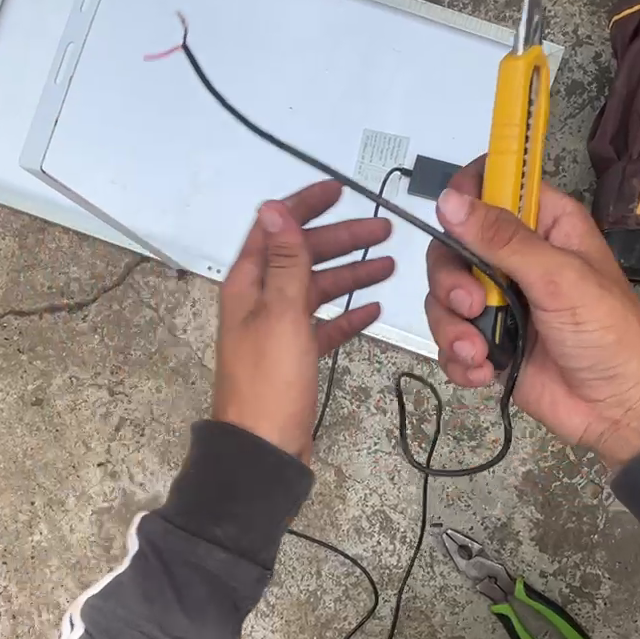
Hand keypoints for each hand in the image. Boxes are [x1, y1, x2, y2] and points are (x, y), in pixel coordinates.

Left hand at [213, 179, 392, 462]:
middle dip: (342, 239)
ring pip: (318, 291)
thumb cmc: (270, 380)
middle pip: (303, 258)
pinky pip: (324, 326)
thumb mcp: (281, 314)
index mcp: (250, 285)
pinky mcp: (296, 358)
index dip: (306, 206)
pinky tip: (373, 309)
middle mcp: (261, 302)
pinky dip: (348, 316)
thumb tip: (275, 207)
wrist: (263, 448)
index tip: (341, 190)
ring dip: (351, 275)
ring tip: (390, 264)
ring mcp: (279, 331)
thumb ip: (284, 261)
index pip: (276, 229)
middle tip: (385, 229)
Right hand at [424, 162, 639, 469]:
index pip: (493, 186)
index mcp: (545, 227)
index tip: (450, 216)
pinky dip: (459, 360)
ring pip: (444, 299)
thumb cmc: (609, 335)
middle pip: (452, 249)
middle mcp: (516, 260)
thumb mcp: (559, 279)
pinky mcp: (489, 345)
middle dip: (451, 282)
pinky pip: (450, 342)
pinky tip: (484, 373)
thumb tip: (449, 200)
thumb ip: (503, 240)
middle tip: (471, 308)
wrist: (617, 408)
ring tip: (479, 355)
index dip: (465, 193)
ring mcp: (499, 304)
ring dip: (452, 330)